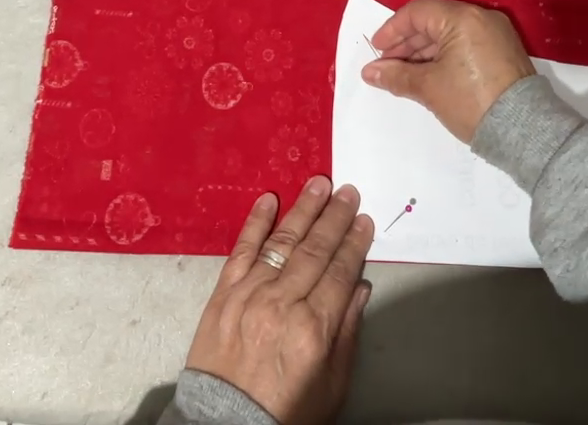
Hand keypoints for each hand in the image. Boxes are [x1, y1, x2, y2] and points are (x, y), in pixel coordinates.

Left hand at [185, 177, 374, 424]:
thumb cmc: (286, 412)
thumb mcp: (331, 385)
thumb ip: (346, 333)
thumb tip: (360, 287)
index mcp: (312, 329)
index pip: (339, 273)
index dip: (354, 244)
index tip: (365, 220)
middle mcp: (281, 304)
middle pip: (314, 251)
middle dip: (334, 218)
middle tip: (348, 191)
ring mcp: (248, 294)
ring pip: (281, 243)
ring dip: (302, 210)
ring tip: (318, 184)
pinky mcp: (222, 293)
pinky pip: (241, 250)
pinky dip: (255, 223)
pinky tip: (269, 200)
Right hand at [364, 0, 534, 141]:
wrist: (523, 132)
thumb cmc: (471, 102)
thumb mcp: (429, 88)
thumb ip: (396, 75)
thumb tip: (369, 72)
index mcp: (462, 18)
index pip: (417, 12)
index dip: (392, 30)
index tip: (377, 51)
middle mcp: (481, 18)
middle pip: (433, 21)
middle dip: (406, 44)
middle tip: (387, 66)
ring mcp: (495, 35)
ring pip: (449, 34)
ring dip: (423, 53)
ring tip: (404, 76)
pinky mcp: (503, 52)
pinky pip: (465, 45)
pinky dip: (443, 57)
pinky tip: (428, 76)